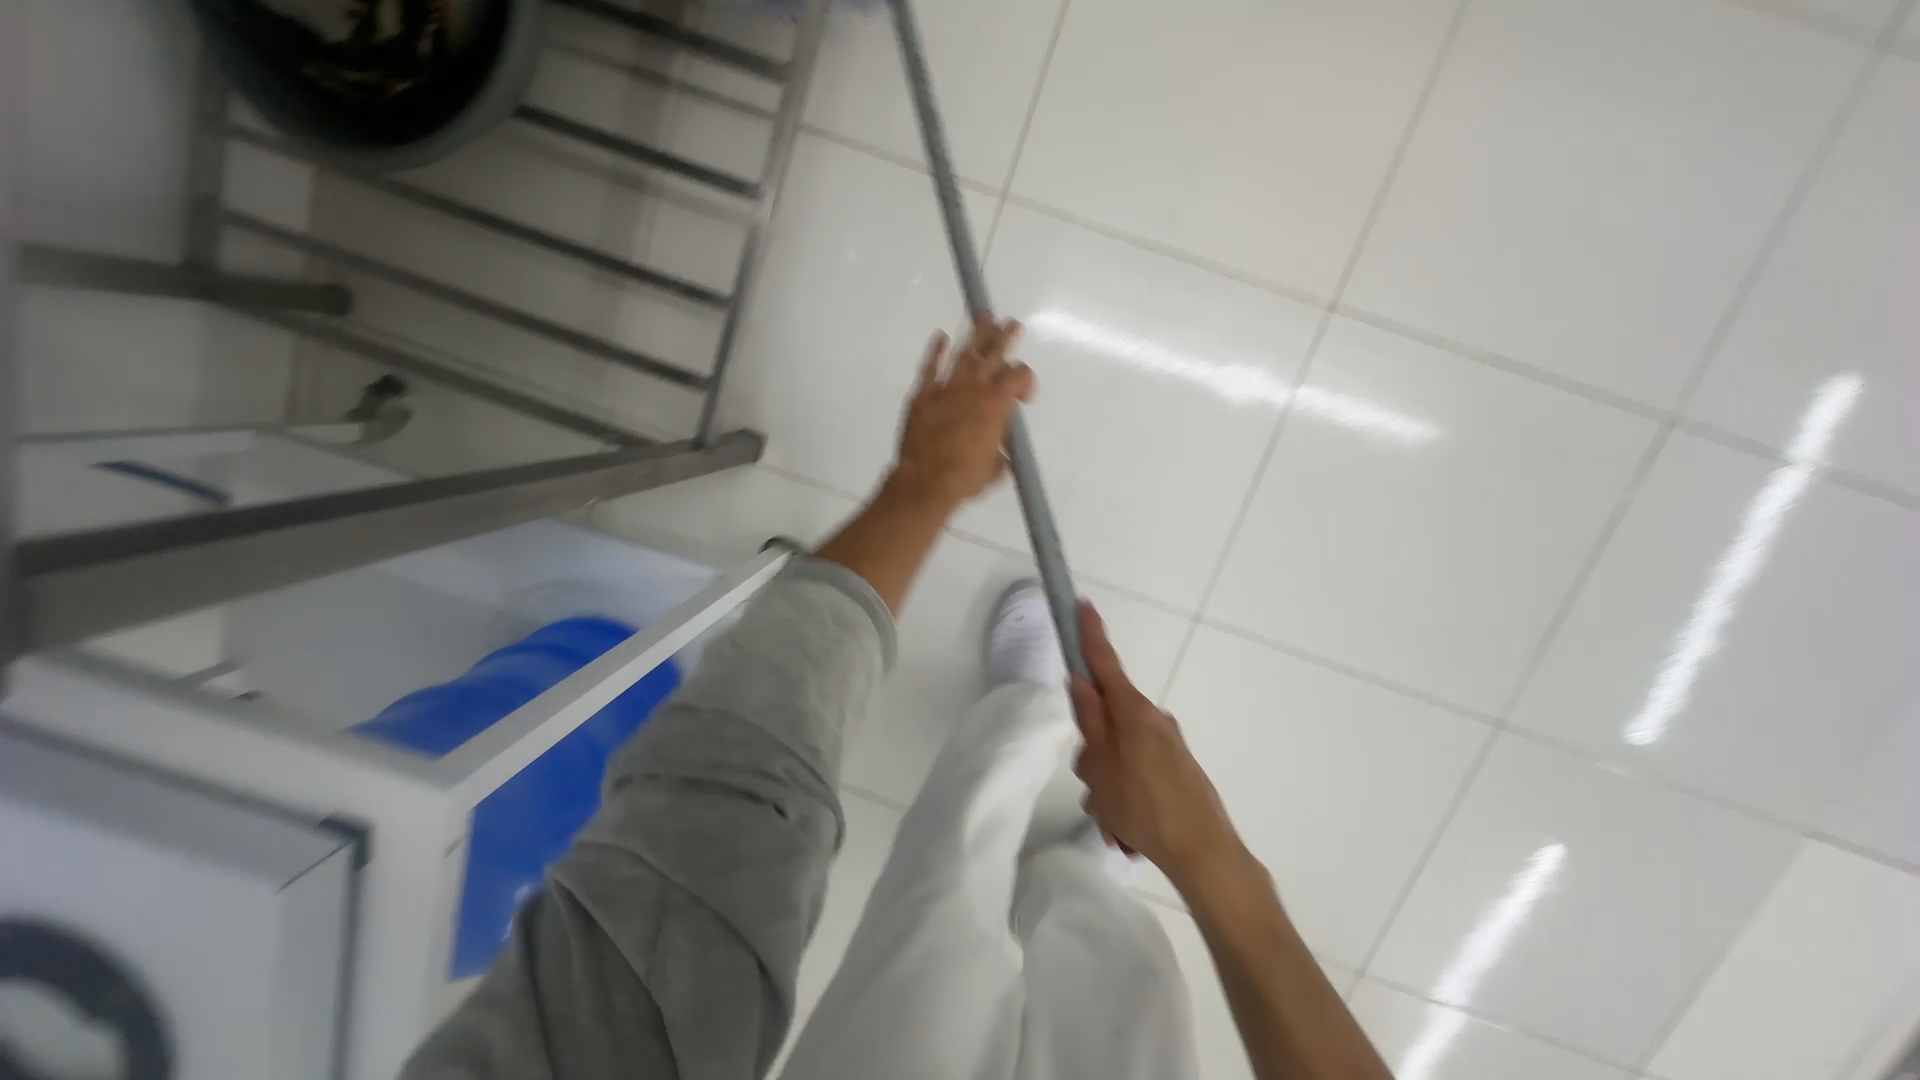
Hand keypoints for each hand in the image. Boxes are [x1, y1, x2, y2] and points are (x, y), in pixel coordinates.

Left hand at [888, 316, 1033, 508]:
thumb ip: (999, 451)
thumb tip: (998, 454)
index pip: (1019, 376)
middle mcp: (974, 389)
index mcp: (996, 404)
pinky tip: (941, 336)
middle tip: (1012, 324)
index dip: (1027, 382)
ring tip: (984, 316)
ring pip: (964, 354)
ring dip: (975, 334)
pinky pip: (930, 367)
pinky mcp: (923, 395)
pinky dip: (935, 351)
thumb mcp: (995, 468)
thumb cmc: (965, 477)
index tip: (1025, 399)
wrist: (925, 480)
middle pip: (993, 354)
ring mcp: (946, 388)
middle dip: (1004, 338)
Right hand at [1068, 602, 1247, 891]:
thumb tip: (1080, 680)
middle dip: (1092, 754)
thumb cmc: (1144, 805)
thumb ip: (1090, 720)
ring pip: (1118, 757)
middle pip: (1106, 722)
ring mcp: (1167, 748)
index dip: (1090, 635)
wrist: (1203, 851)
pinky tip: (1129, 833)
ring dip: (1108, 789)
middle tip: (1095, 790)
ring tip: (1115, 823)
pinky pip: (1136, 779)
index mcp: (1133, 713)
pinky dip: (1126, 803)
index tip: (1083, 604)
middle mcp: (1153, 722)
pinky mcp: (1176, 773)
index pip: (1104, 664)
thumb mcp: (1102, 764)